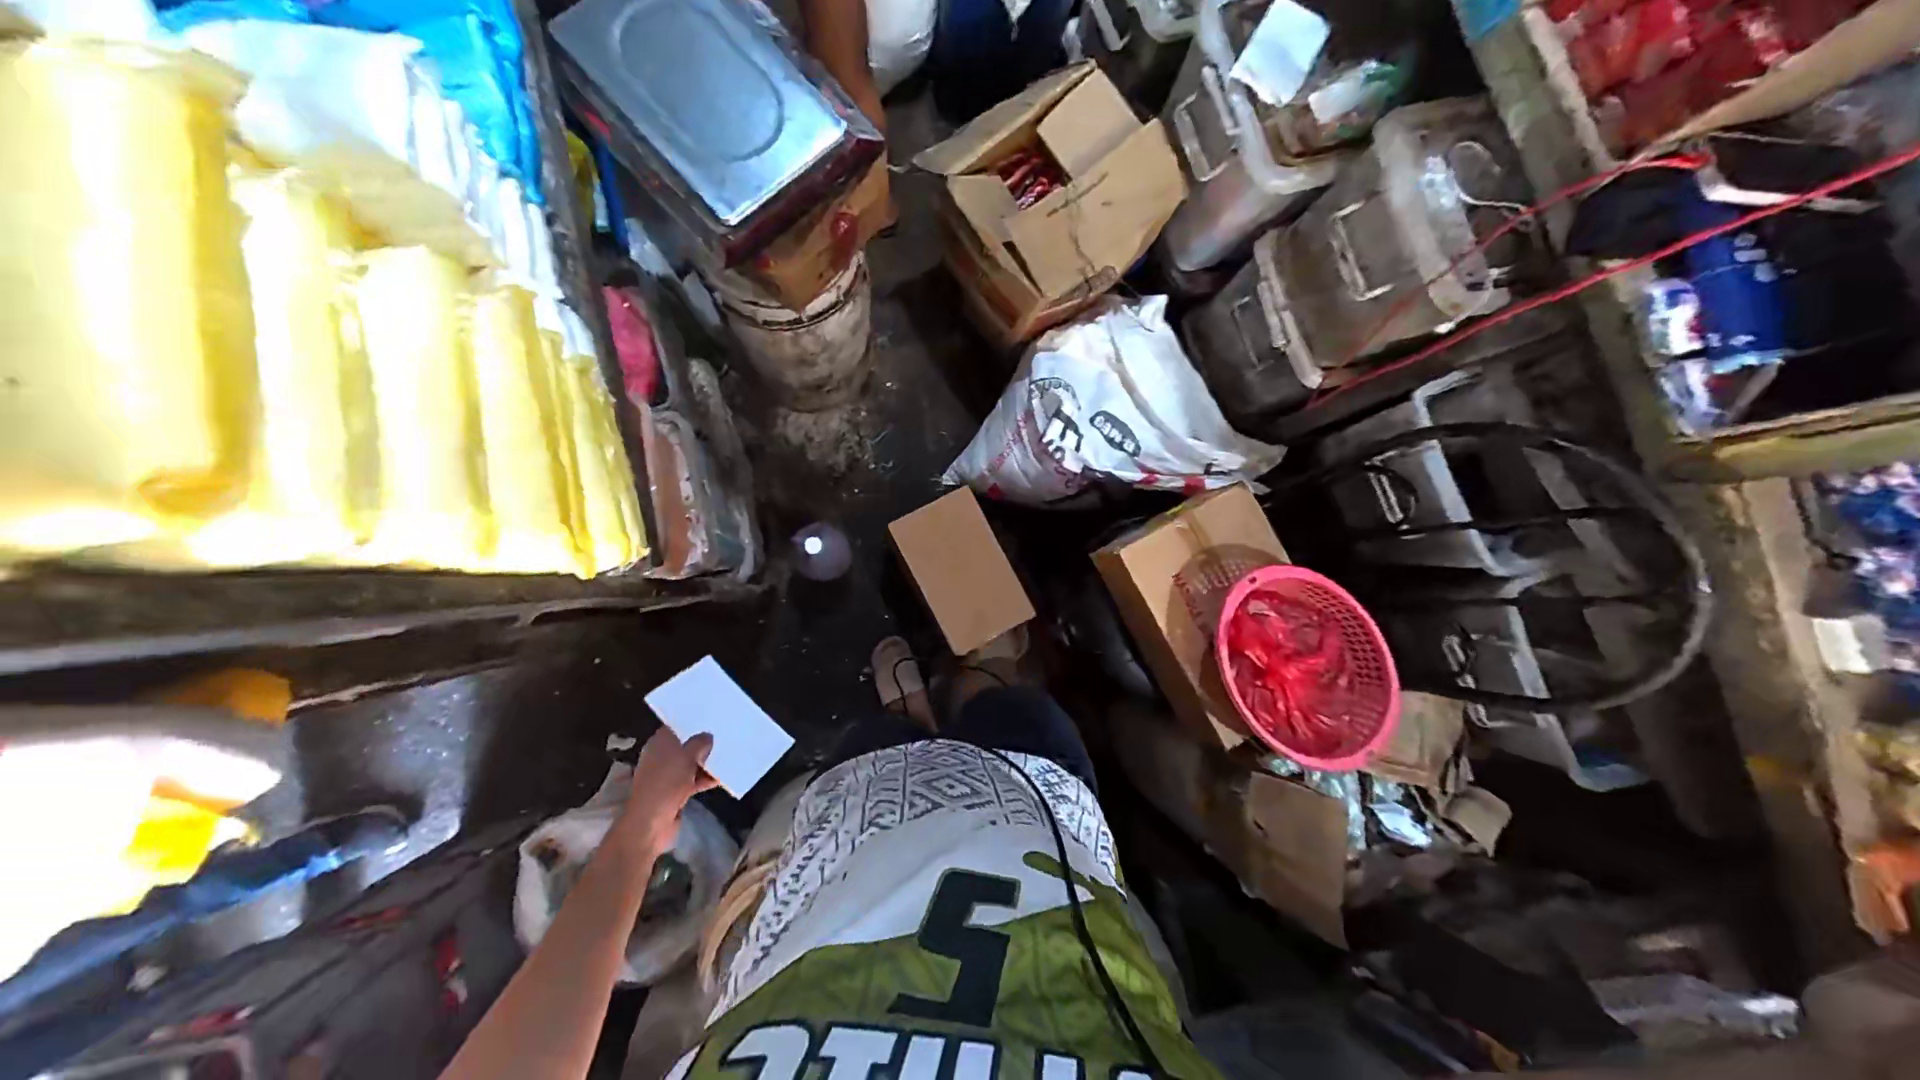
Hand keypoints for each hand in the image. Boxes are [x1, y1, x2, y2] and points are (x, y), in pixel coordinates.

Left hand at [616, 728, 716, 849]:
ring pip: (691, 763)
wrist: (651, 823)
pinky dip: (706, 778)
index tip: (712, 716)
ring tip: (729, 753)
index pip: (676, 726)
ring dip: (707, 762)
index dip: (692, 721)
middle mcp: (661, 757)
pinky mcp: (676, 792)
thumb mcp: (686, 757)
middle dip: (704, 741)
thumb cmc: (666, 783)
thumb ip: (699, 743)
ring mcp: (668, 776)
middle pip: (685, 745)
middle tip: (725, 733)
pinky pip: (694, 780)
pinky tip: (723, 776)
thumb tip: (708, 736)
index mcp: (658, 744)